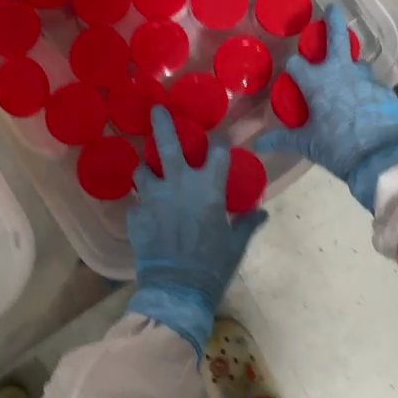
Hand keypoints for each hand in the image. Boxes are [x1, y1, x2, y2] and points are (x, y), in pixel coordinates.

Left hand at [126, 107, 267, 356]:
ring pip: (142, 170)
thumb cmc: (212, 265)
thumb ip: (247, 224)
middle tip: (156, 108)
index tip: (221, 140)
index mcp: (208, 187)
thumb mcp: (235, 244)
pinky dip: (142, 207)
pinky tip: (145, 215)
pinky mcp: (136, 215)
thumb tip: (262, 213)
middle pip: (168, 143)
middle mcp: (178, 184)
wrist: (177, 289)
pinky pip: (137, 204)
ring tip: (146, 172)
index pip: (218, 152)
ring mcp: (153, 198)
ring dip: (146, 170)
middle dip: (162, 123)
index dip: (221, 144)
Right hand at [254, 2, 397, 209]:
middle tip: (332, 8)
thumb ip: (282, 139)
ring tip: (348, 79)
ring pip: (357, 64)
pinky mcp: (384, 91)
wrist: (379, 158)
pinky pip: (372, 86)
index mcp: (317, 81)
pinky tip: (366, 104)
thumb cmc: (336, 147)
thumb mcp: (306, 143)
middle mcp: (341, 72)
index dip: (292, 65)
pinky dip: (366, 91)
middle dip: (333, 21)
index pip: (296, 63)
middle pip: (337, 37)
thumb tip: (256, 145)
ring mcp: (366, 79)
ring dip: (351, 67)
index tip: (292, 68)